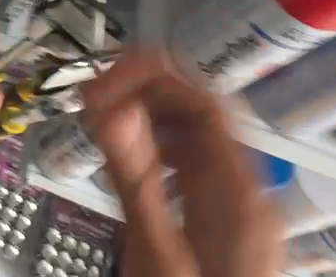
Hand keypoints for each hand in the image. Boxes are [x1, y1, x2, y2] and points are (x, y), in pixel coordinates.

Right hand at [80, 53, 282, 276]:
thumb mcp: (158, 257)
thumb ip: (134, 177)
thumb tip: (108, 103)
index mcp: (241, 195)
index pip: (203, 104)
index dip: (153, 77)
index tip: (100, 78)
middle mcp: (245, 193)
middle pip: (200, 115)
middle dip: (144, 91)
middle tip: (90, 94)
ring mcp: (235, 210)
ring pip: (193, 138)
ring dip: (146, 114)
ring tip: (96, 116)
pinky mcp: (220, 227)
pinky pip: (189, 166)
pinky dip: (153, 146)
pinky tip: (123, 154)